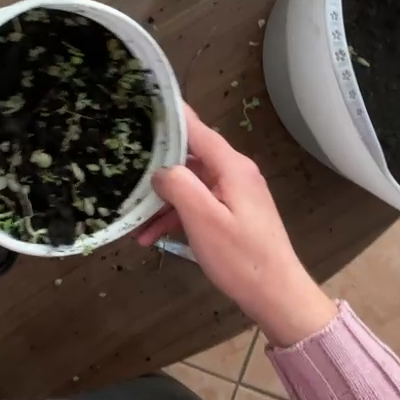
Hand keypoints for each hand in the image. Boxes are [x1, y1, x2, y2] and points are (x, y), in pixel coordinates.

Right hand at [136, 106, 338, 346]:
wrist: (277, 296)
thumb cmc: (241, 258)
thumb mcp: (203, 220)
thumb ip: (179, 185)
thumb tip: (159, 170)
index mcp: (231, 166)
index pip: (195, 127)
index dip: (168, 115)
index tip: (139, 103)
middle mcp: (234, 172)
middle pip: (188, 155)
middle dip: (155, 163)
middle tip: (122, 163)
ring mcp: (233, 193)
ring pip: (188, 182)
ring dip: (161, 198)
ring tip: (132, 217)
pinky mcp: (231, 212)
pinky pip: (196, 203)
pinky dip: (174, 214)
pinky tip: (150, 235)